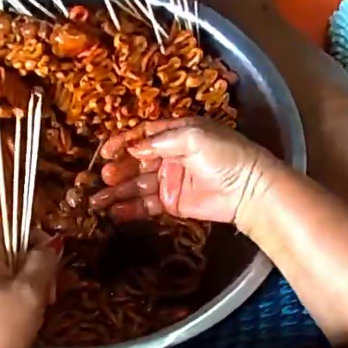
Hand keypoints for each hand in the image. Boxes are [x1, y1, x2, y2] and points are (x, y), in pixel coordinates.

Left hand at [0, 228, 60, 347]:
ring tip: (42, 304)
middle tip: (50, 292)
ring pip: (9, 268)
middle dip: (35, 266)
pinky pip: (0, 283)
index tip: (52, 262)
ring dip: (30, 282)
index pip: (11, 227)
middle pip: (12, 248)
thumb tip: (53, 241)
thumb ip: (44, 260)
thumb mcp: (31, 290)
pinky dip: (18, 293)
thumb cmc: (3, 325)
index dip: (35, 239)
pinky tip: (28, 310)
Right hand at [90, 119, 282, 231]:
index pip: (143, 136)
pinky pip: (145, 205)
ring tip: (97, 201)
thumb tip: (133, 148)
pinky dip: (130, 209)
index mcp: (176, 134)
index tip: (106, 151)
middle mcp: (169, 156)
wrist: (249, 191)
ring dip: (117, 192)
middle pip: (135, 162)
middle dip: (117, 169)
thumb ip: (161, 142)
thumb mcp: (194, 138)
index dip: (123, 142)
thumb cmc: (226, 156)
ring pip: (136, 186)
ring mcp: (169, 181)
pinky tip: (114, 212)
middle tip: (103, 177)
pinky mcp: (171, 203)